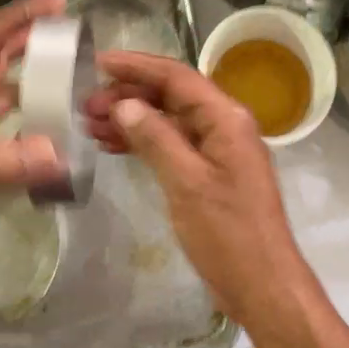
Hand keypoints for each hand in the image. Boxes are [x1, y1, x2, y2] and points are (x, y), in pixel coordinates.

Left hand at [0, 0, 68, 263]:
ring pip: (12, 87)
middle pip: (5, 54)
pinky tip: (59, 128)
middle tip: (75, 31)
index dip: (24, 14)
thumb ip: (4, 162)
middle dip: (36, 35)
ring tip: (76, 74)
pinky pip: (15, 121)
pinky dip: (37, 116)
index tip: (59, 2)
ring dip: (40, 75)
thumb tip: (56, 150)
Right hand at [86, 51, 317, 327]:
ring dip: (132, 118)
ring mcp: (218, 150)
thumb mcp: (187, 183)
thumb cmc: (228, 234)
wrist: (263, 285)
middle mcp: (224, 126)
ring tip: (90, 123)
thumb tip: (124, 104)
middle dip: (129, 94)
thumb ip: (156, 138)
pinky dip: (144, 142)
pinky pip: (173, 145)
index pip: (178, 77)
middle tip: (85, 103)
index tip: (99, 62)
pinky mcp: (209, 174)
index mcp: (226, 118)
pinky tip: (113, 145)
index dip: (137, 67)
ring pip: (169, 120)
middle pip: (172, 96)